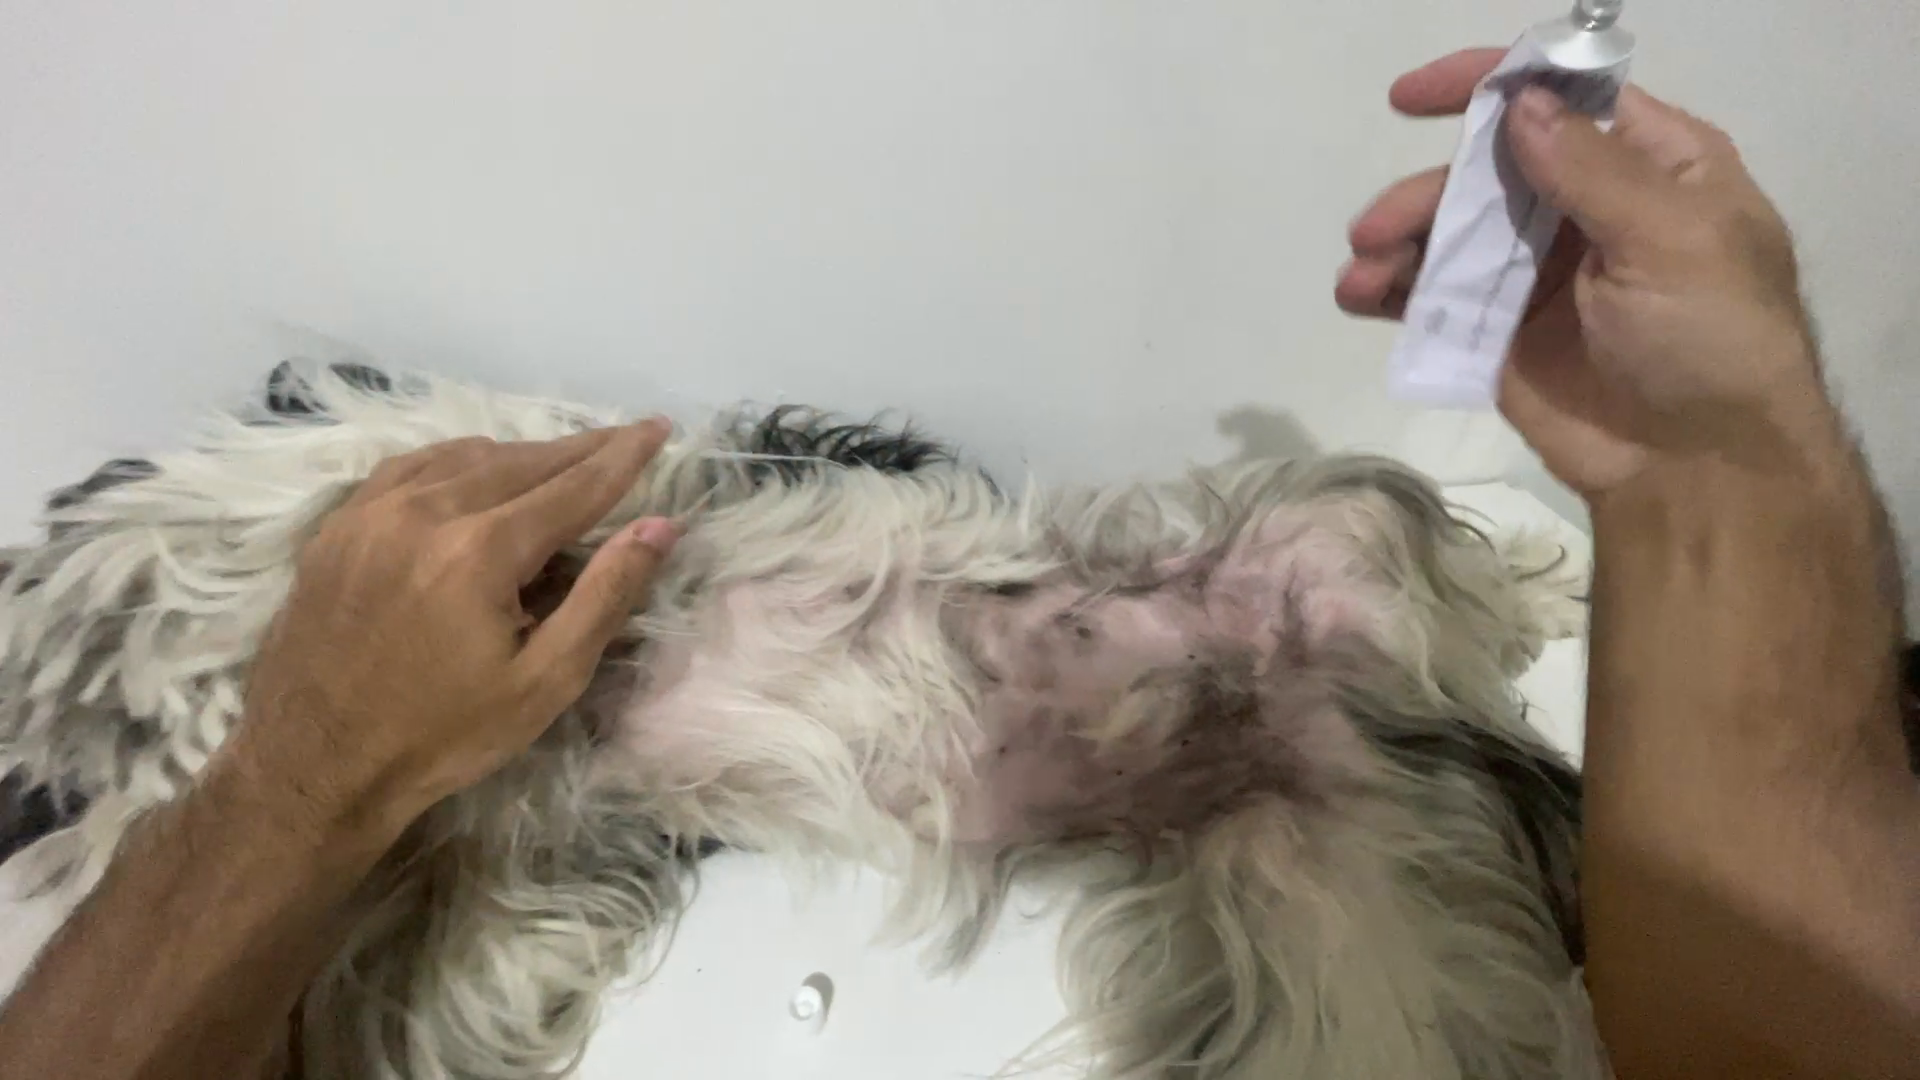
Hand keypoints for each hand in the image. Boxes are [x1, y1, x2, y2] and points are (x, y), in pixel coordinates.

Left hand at [227, 421, 678, 838]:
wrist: (310, 770)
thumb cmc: (447, 732)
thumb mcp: (550, 678)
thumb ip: (607, 593)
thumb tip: (660, 526)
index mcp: (480, 551)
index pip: (575, 486)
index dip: (624, 456)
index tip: (659, 427)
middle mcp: (424, 513)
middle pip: (526, 461)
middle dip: (586, 446)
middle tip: (629, 435)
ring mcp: (370, 514)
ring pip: (470, 456)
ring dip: (529, 452)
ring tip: (570, 457)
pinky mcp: (338, 527)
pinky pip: (413, 467)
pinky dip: (465, 459)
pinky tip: (483, 468)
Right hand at [1338, 49, 1841, 499]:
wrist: (1682, 457)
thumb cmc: (1706, 339)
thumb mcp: (1673, 241)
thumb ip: (1594, 173)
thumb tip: (1519, 105)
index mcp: (1642, 168)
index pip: (1559, 102)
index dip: (1487, 86)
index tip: (1409, 97)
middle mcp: (1573, 210)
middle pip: (1478, 177)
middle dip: (1419, 197)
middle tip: (1372, 233)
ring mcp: (1523, 271)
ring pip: (1441, 237)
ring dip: (1391, 248)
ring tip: (1356, 280)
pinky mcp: (1485, 326)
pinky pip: (1425, 295)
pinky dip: (1386, 292)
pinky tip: (1357, 297)